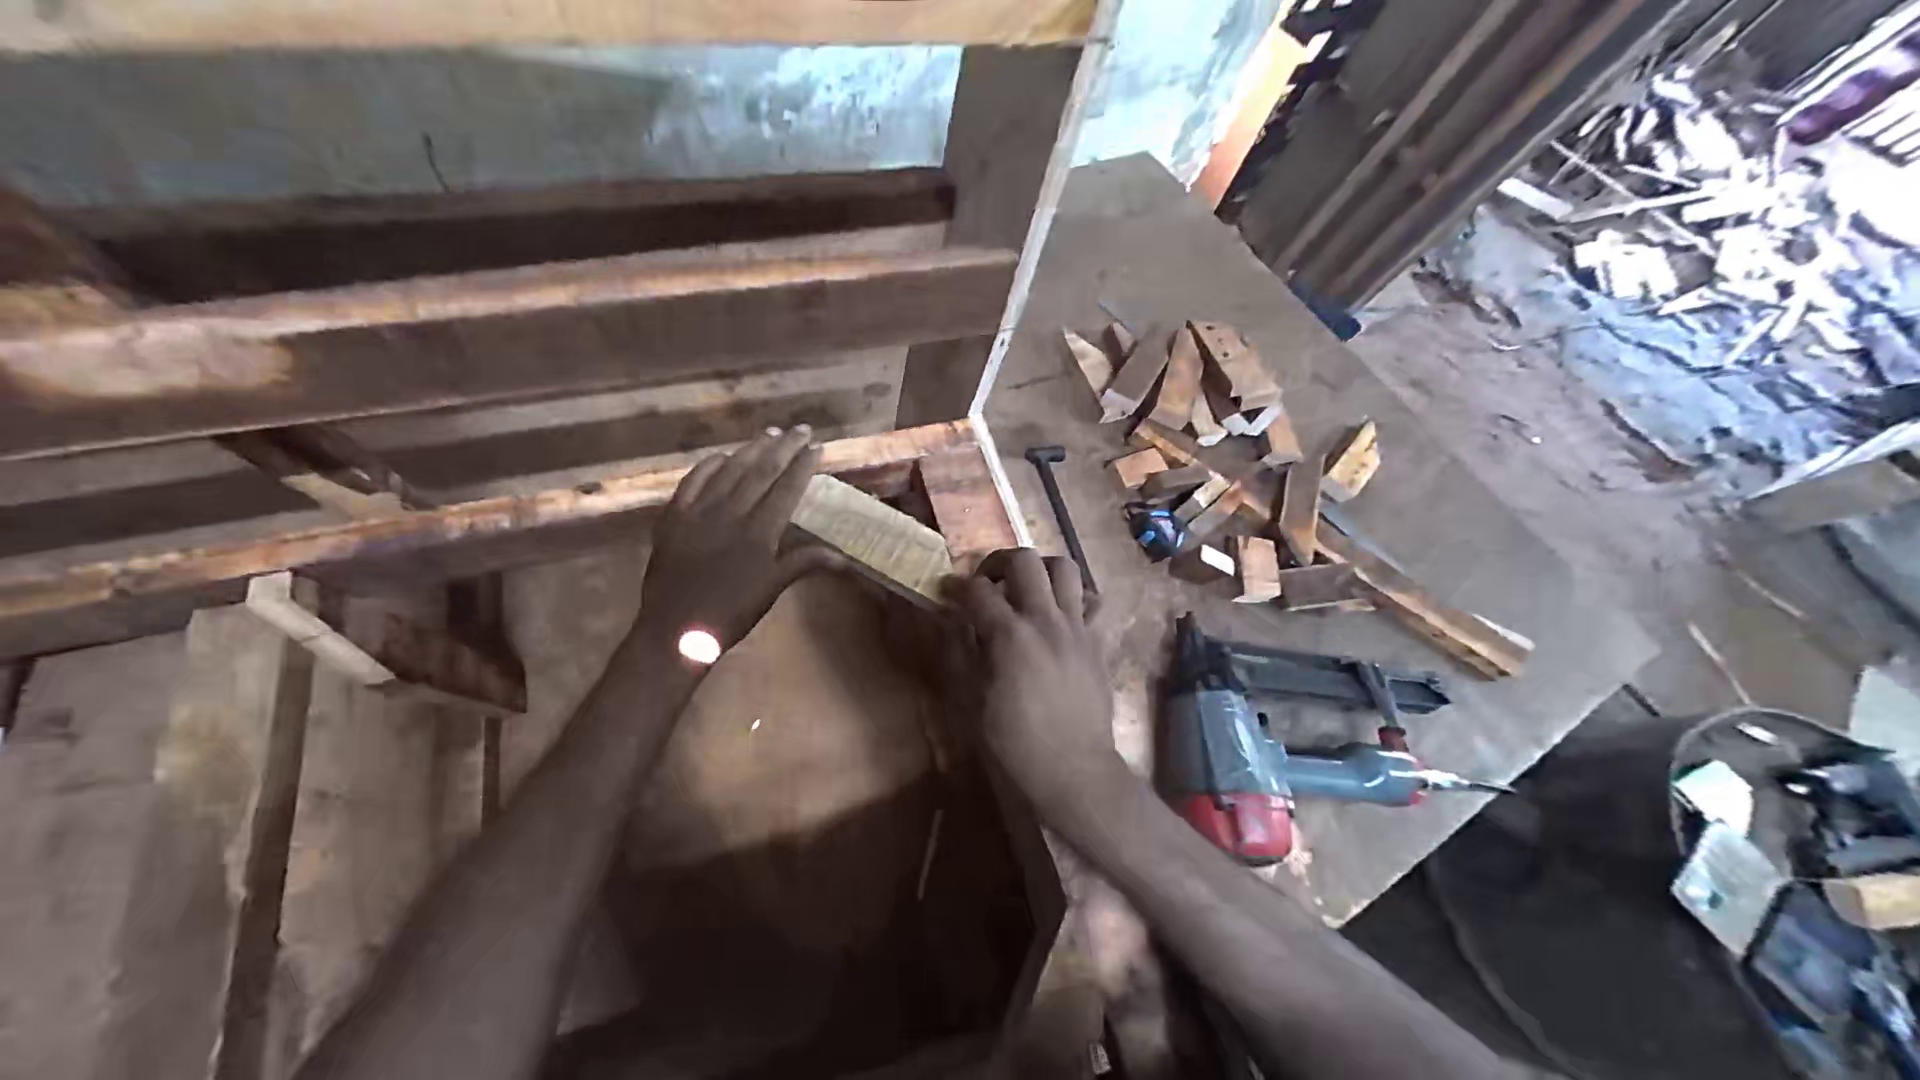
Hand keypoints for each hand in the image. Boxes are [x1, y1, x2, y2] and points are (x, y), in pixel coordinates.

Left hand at [633, 427, 841, 658]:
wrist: (676, 630)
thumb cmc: (731, 613)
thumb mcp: (771, 589)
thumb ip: (803, 563)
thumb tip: (843, 557)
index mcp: (759, 532)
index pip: (786, 488)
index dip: (803, 465)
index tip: (817, 447)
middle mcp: (731, 513)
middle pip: (761, 470)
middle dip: (784, 447)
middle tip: (801, 430)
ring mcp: (699, 512)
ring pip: (729, 470)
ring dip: (751, 449)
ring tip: (769, 433)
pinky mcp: (673, 517)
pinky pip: (692, 481)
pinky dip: (709, 465)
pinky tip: (721, 456)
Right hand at [946, 549, 1128, 819]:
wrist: (1073, 771)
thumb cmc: (1015, 744)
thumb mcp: (974, 702)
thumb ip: (965, 653)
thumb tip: (958, 622)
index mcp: (1010, 635)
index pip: (977, 591)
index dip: (956, 586)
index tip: (947, 591)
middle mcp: (1045, 620)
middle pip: (1025, 561)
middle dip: (999, 562)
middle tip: (988, 583)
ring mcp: (1077, 628)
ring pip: (1066, 568)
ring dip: (1041, 570)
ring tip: (1027, 589)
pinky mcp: (1097, 642)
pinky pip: (1093, 602)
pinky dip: (1075, 598)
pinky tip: (1061, 615)